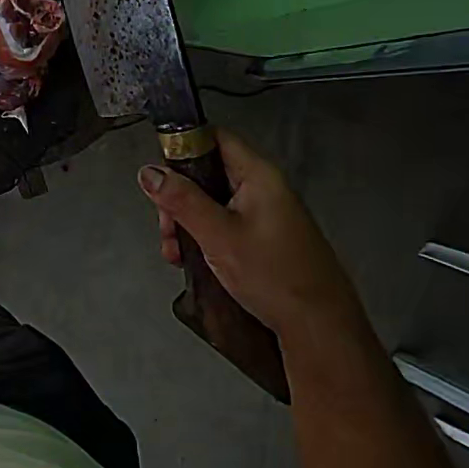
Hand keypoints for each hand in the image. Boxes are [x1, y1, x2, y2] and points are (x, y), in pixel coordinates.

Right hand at [137, 128, 354, 328]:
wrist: (320, 329)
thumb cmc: (274, 276)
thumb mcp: (218, 235)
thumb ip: (181, 200)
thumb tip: (149, 172)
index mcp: (258, 176)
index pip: (215, 138)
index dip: (184, 145)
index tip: (160, 171)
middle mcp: (263, 189)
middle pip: (207, 173)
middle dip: (178, 196)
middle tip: (165, 225)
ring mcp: (264, 215)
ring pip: (211, 202)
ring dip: (186, 221)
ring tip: (176, 251)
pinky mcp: (263, 238)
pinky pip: (223, 224)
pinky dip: (202, 237)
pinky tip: (192, 260)